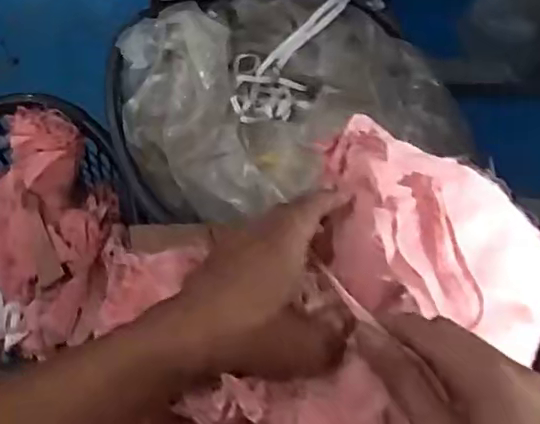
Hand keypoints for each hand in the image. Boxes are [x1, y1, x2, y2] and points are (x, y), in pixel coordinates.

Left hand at [155, 191, 351, 381]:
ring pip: (271, 223)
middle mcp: (260, 228)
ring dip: (292, 229)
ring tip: (311, 250)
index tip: (348, 195)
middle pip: (291, 211)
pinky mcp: (221, 253)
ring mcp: (236, 238)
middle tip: (335, 230)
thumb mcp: (305, 345)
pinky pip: (255, 236)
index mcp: (284, 238)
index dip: (331, 199)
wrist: (191, 330)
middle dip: (314, 215)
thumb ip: (334, 333)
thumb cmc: (253, 330)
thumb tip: (348, 320)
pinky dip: (273, 242)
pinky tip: (277, 267)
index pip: (311, 206)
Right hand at [356, 314, 539, 423]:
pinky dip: (486, 394)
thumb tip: (368, 335)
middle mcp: (525, 371)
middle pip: (456, 340)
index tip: (365, 348)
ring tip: (432, 409)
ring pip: (486, 364)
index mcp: (491, 371)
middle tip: (392, 380)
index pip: (425, 324)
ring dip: (453, 374)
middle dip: (421, 351)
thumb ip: (405, 385)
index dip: (390, 330)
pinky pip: (515, 390)